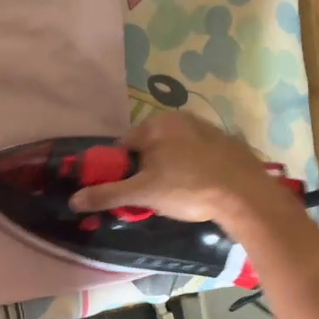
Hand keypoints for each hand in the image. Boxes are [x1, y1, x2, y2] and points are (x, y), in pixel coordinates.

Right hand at [70, 111, 287, 224]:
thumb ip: (106, 194)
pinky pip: (195, 154)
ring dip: (166, 169)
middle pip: (147, 147)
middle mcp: (179, 118)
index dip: (118, 170)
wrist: (245, 195)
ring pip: (171, 151)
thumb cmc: (188, 188)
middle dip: (143, 170)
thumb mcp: (142, 193)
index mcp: (155, 124)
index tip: (125, 191)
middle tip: (148, 196)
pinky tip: (196, 188)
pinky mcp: (225, 142)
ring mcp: (205, 128)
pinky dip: (189, 168)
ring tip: (174, 195)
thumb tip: (73, 200)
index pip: (122, 146)